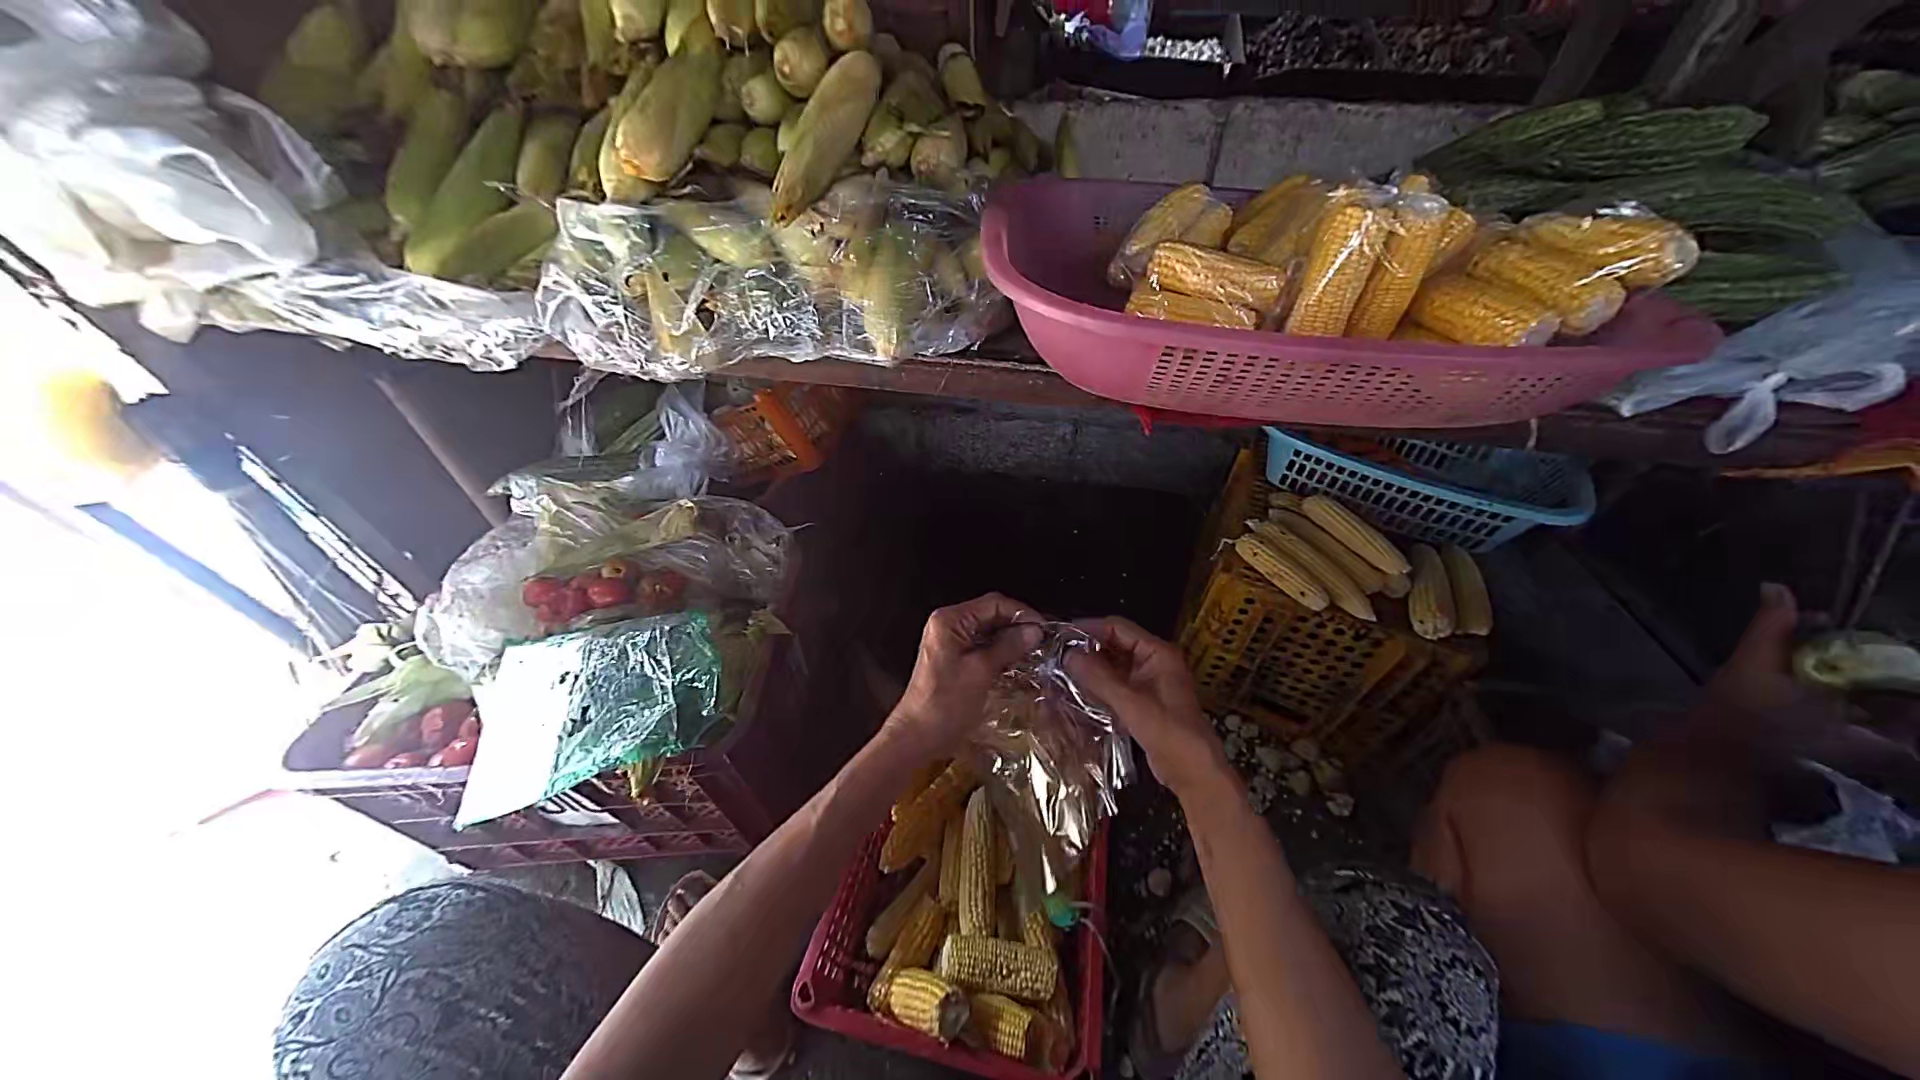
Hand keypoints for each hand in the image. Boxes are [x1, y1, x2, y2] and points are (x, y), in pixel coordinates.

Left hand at [887, 593, 1044, 757]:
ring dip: (1011, 641)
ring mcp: (950, 643)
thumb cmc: (944, 704)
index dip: (1021, 612)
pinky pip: (982, 647)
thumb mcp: (981, 671)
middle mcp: (948, 626)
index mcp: (949, 621)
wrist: (919, 736)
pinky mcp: (955, 659)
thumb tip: (1033, 631)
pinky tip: (1018, 663)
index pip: (993, 603)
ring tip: (1036, 653)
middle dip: (1017, 626)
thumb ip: (1008, 646)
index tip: (1043, 628)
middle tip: (1043, 642)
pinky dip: (1000, 653)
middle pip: (991, 615)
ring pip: (989, 632)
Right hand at [1067, 616, 1228, 798]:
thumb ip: (1098, 677)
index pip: (1118, 627)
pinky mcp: (1141, 700)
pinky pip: (1114, 685)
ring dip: (1090, 669)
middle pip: (1114, 645)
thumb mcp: (1131, 703)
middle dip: (1087, 649)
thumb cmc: (1170, 734)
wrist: (1194, 772)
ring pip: (1112, 666)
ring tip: (1060, 673)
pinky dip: (1097, 686)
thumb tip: (1068, 655)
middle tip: (1056, 656)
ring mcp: (1147, 681)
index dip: (1089, 628)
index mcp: (1158, 653)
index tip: (1061, 636)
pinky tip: (1076, 692)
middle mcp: (1152, 662)